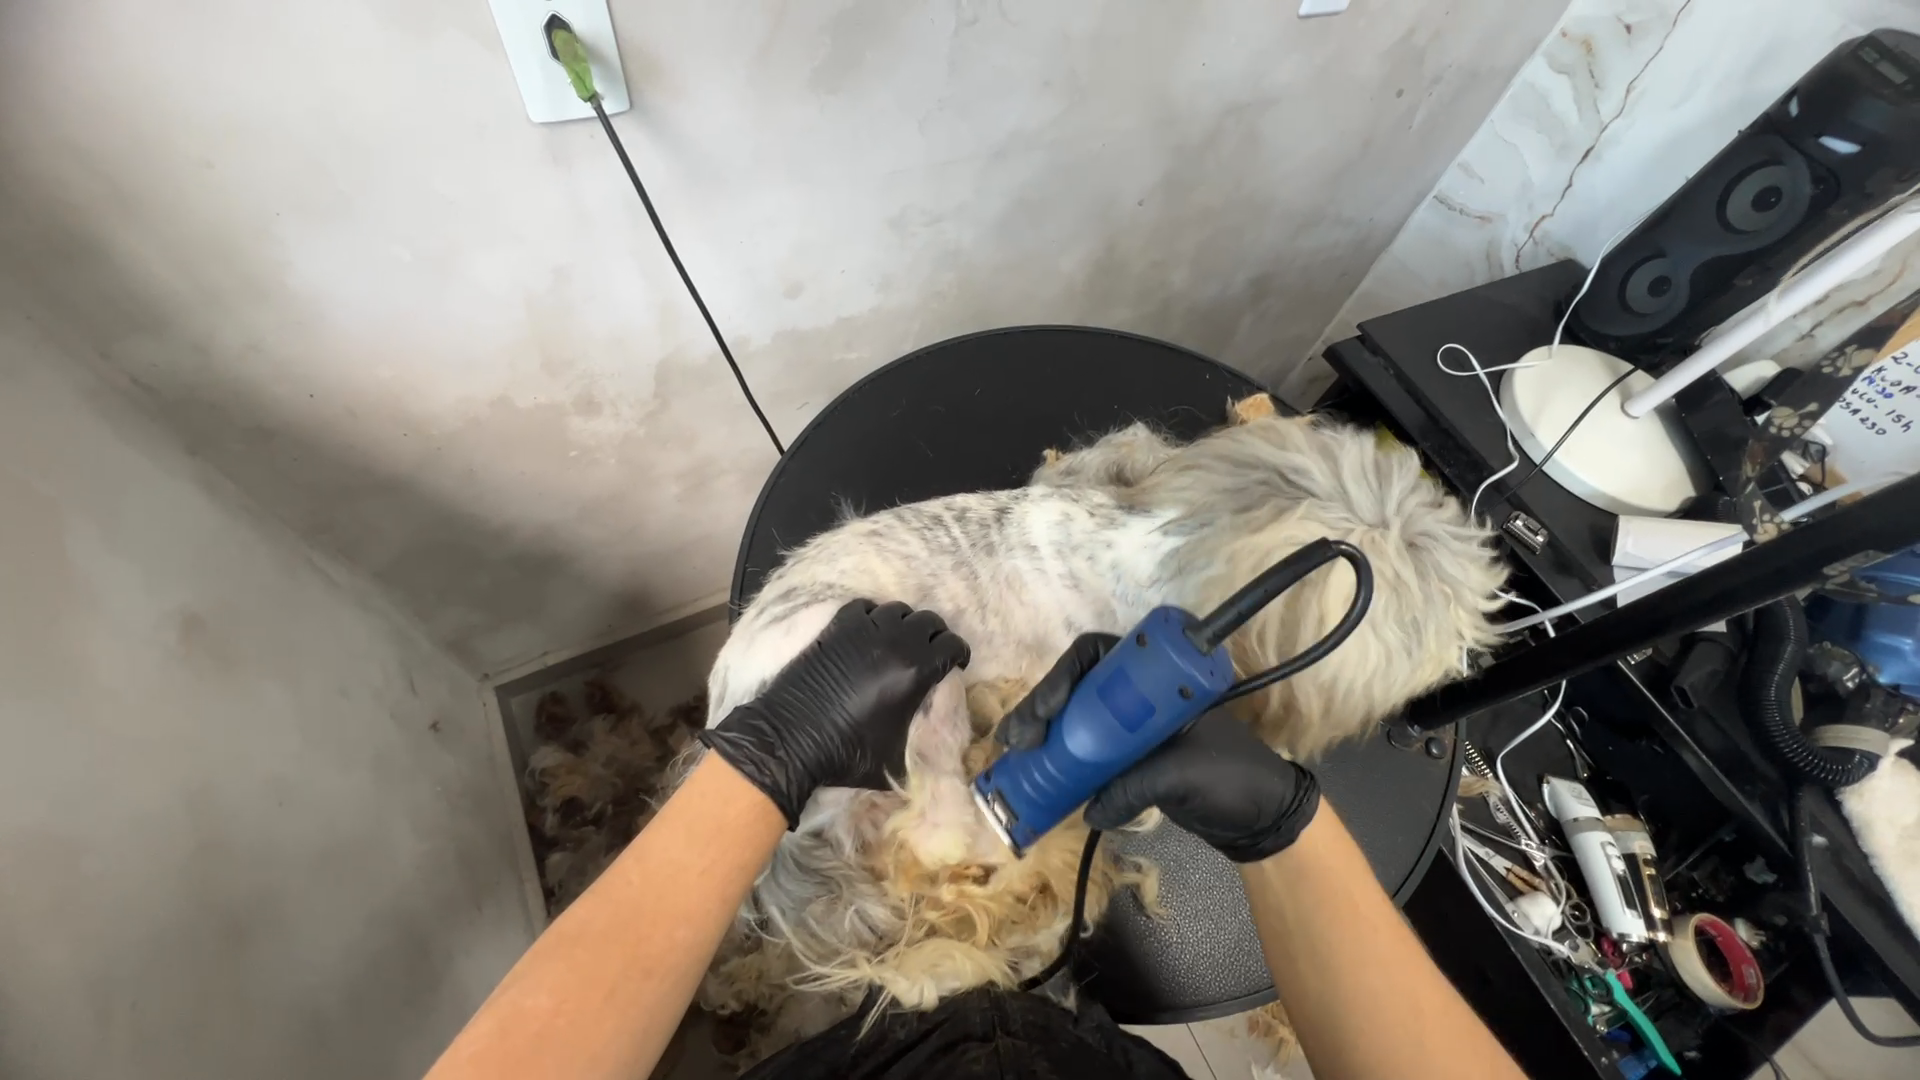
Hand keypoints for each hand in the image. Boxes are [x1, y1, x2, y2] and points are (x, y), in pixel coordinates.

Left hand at [700, 599, 970, 826]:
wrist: (790, 741)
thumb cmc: (846, 755)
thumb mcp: (898, 756)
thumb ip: (922, 734)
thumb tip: (935, 734)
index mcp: (915, 672)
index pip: (952, 645)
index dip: (959, 654)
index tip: (956, 663)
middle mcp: (894, 643)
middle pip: (929, 621)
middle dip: (936, 635)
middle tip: (931, 651)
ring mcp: (863, 630)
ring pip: (898, 609)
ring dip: (905, 623)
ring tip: (900, 640)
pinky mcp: (836, 627)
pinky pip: (865, 606)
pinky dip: (873, 615)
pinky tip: (870, 632)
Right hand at [998, 632, 1319, 861]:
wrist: (1261, 820)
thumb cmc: (1233, 780)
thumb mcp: (1183, 775)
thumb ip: (1134, 787)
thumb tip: (1089, 808)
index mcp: (1155, 678)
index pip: (1097, 655)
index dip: (1065, 675)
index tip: (1048, 711)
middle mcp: (1135, 693)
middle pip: (1075, 684)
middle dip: (1040, 705)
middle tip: (1017, 738)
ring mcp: (1127, 725)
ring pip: (1072, 715)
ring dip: (1041, 729)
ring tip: (1014, 752)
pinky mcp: (1123, 757)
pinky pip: (1081, 748)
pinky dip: (1056, 756)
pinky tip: (1033, 770)